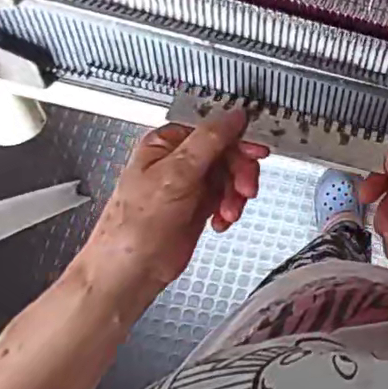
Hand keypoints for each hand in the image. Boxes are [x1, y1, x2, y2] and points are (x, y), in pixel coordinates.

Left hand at [76, 111, 268, 303]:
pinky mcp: (199, 206)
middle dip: (239, 172)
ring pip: (230, 177)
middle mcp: (179, 161)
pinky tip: (220, 220)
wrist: (131, 272)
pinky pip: (227, 198)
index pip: (212, 128)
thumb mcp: (177, 174)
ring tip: (229, 211)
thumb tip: (233, 116)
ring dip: (236, 194)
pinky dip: (230, 209)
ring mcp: (190, 184)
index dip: (237, 138)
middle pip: (227, 153)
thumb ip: (209, 141)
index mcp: (167, 143)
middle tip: (246, 187)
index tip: (256, 149)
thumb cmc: (135, 225)